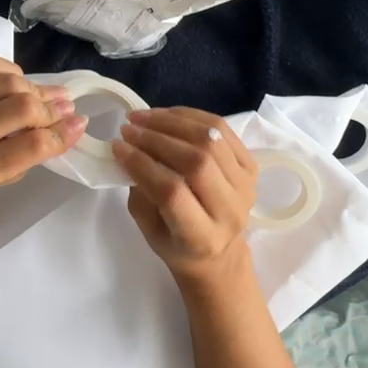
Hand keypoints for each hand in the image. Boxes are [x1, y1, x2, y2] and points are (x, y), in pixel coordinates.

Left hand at [0, 55, 87, 203]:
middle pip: (22, 109)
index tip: (79, 124)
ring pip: (9, 83)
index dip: (61, 133)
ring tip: (48, 95)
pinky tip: (18, 82)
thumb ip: (26, 156)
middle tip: (66, 107)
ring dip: (35, 88)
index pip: (30, 146)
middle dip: (51, 108)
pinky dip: (11, 72)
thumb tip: (67, 126)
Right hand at [113, 108, 256, 287]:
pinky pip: (220, 128)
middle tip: (128, 129)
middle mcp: (230, 211)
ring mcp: (245, 186)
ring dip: (170, 122)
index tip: (117, 147)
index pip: (172, 192)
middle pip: (195, 161)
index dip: (142, 164)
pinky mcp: (251, 165)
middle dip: (155, 138)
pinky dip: (189, 116)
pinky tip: (165, 115)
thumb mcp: (149, 229)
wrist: (219, 252)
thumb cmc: (176, 243)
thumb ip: (141, 191)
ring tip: (142, 117)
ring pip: (209, 139)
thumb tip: (130, 150)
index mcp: (202, 237)